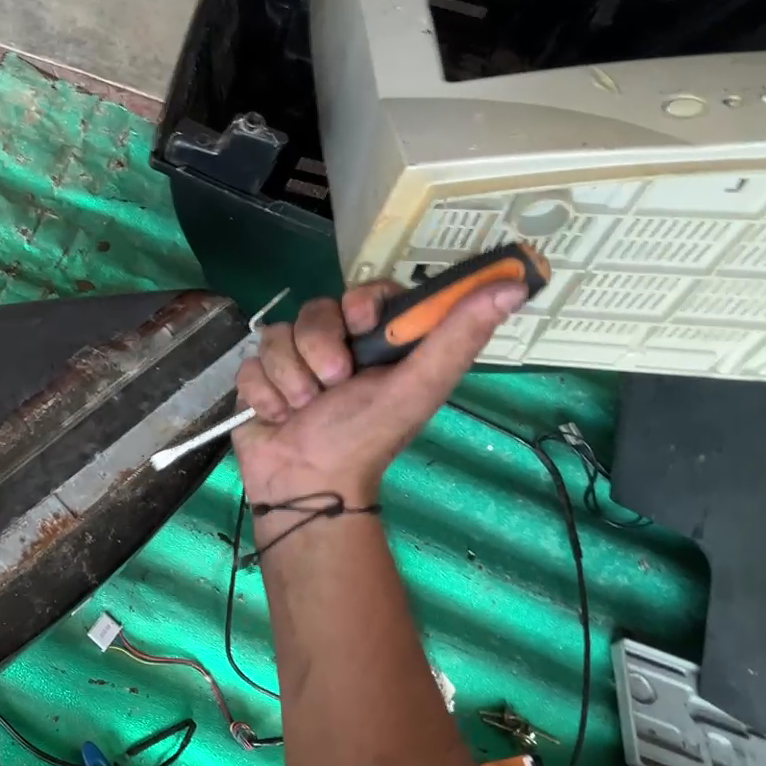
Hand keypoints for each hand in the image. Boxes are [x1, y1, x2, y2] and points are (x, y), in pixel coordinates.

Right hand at [231, 281, 526, 502]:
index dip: (358, 302)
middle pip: (314, 311)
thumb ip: (457, 336)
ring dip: (289, 378)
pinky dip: (263, 394)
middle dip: (318, 350)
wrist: (302, 481)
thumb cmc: (364, 437)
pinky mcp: (258, 380)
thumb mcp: (417, 387)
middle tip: (331, 385)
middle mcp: (334, 347)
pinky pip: (250, 364)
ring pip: (277, 337)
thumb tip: (515, 285)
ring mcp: (292, 363)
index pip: (367, 292)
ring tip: (300, 409)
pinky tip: (275, 415)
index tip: (359, 325)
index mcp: (378, 345)